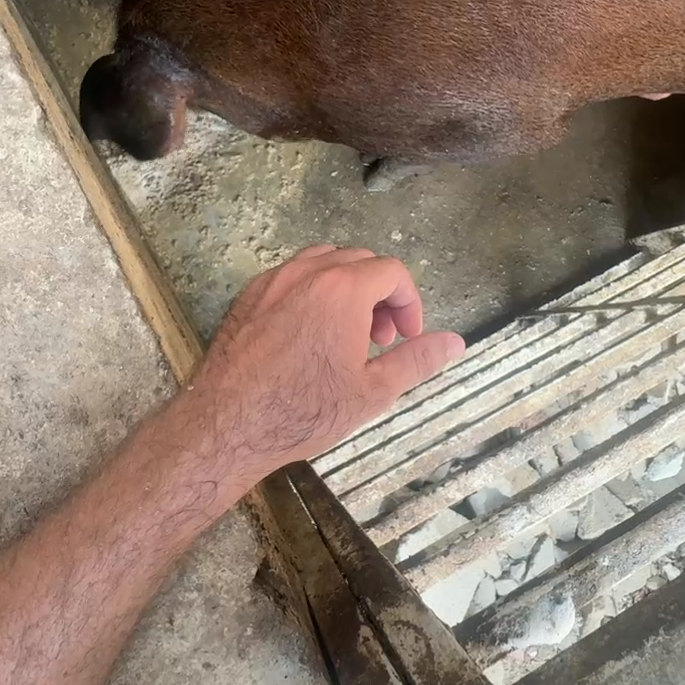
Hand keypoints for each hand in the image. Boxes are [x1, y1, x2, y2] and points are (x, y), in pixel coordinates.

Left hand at [176, 244, 464, 485]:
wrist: (228, 423)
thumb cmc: (302, 410)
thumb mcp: (373, 391)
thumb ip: (418, 360)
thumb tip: (456, 342)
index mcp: (343, 289)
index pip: (392, 271)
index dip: (409, 302)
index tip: (406, 336)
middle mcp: (307, 272)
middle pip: (359, 261)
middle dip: (380, 294)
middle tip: (380, 338)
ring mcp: (273, 279)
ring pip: (323, 262)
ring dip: (346, 287)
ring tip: (346, 333)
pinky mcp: (248, 294)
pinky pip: (291, 275)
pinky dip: (312, 291)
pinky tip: (307, 335)